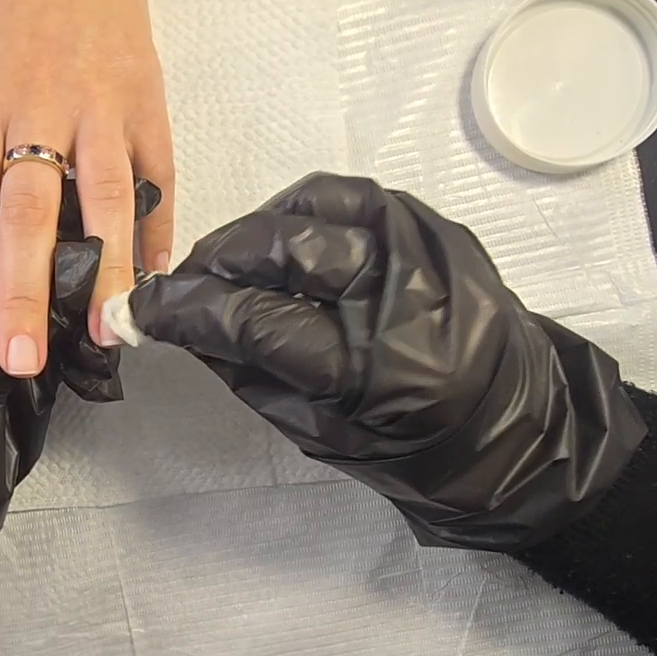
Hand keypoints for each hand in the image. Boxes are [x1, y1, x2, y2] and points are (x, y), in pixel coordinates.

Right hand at [127, 174, 645, 549]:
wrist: (518, 430)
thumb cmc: (413, 456)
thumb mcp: (318, 430)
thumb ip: (248, 370)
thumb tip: (187, 324)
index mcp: (375, 369)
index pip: (252, 319)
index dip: (184, 310)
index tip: (138, 311)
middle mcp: (404, 292)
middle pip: (277, 248)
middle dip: (212, 263)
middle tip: (182, 288)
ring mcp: (425, 248)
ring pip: (308, 207)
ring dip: (252, 234)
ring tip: (230, 267)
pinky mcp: (434, 227)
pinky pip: (346, 199)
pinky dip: (297, 215)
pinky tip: (280, 245)